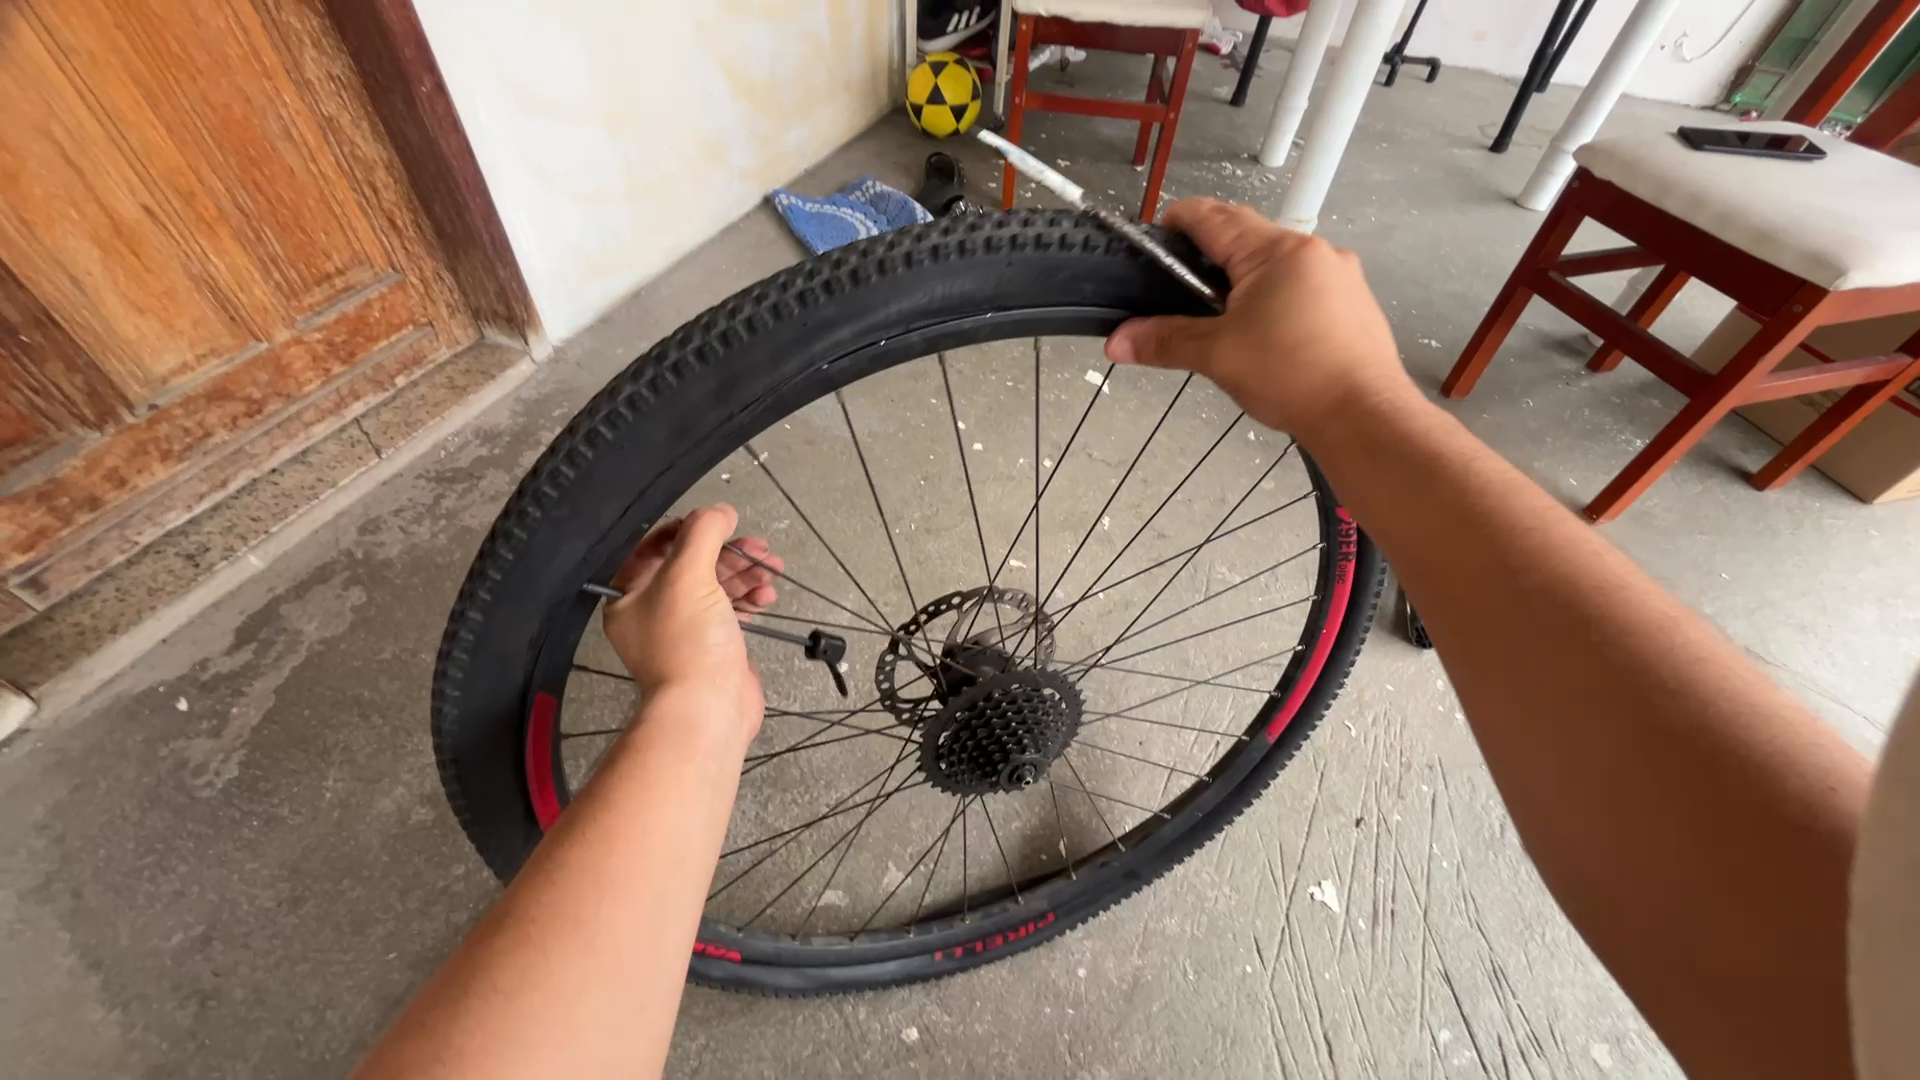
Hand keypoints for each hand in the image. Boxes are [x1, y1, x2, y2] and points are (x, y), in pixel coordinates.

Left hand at [601, 505, 780, 738]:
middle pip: (694, 563)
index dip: (691, 529)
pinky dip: (750, 598)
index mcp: (630, 593)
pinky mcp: (714, 644)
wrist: (710, 708)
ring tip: (771, 573)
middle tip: (760, 549)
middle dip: (730, 553)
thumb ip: (703, 533)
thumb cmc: (689, 642)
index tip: (722, 524)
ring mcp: (686, 628)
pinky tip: (766, 597)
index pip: (656, 544)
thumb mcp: (690, 575)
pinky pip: (731, 608)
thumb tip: (721, 511)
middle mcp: (654, 609)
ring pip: (717, 585)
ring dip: (746, 574)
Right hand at [1105, 199, 1415, 441]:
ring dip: (1241, 283)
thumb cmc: (1293, 375)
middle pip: (1246, 239)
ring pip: (1274, 266)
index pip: (1215, 217)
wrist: (1363, 416)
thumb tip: (1117, 342)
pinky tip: (1260, 336)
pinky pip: (1299, 288)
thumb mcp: (1217, 356)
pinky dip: (1270, 301)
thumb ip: (1165, 341)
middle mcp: (1313, 251)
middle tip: (1176, 289)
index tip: (1154, 235)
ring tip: (1216, 320)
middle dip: (1208, 258)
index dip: (1179, 220)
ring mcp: (1339, 276)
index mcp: (1277, 251)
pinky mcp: (1351, 305)